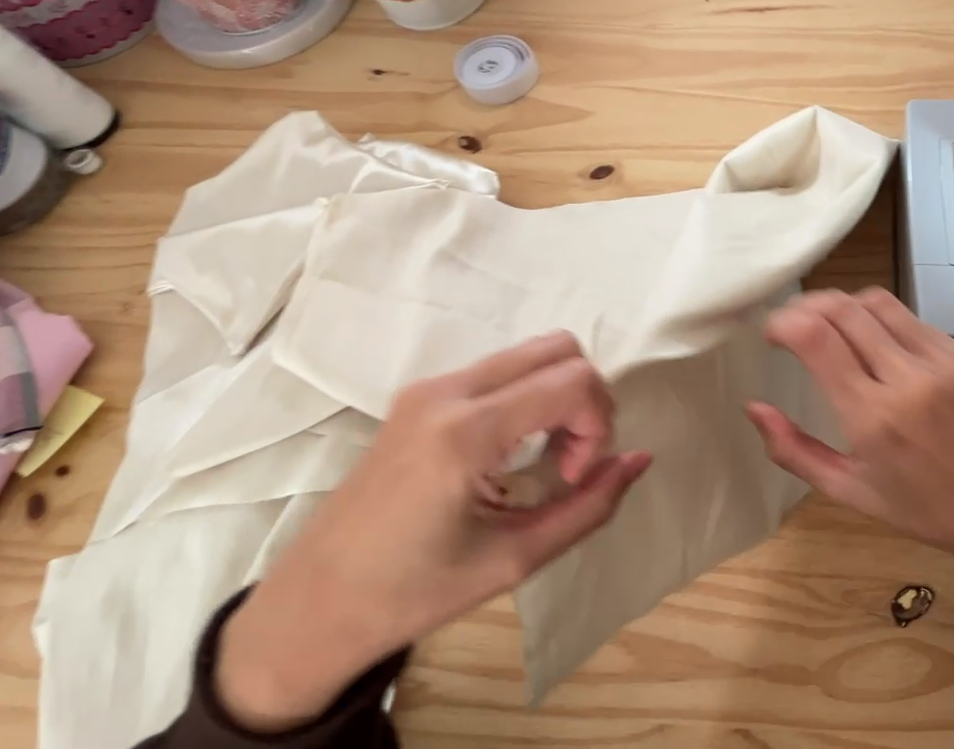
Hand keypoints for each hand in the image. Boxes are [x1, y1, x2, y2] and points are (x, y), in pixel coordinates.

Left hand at [216, 333, 650, 731]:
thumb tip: (641, 458)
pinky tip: (517, 451)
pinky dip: (532, 396)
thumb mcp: (514, 561)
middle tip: (573, 462)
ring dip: (561, 395)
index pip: (573, 381)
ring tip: (547, 458)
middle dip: (587, 400)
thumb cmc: (412, 594)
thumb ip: (589, 507)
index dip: (598, 425)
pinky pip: (503, 370)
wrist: (313, 605)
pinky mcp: (422, 395)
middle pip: (560, 348)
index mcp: (464, 434)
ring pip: (533, 353)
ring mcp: (430, 387)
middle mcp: (447, 392)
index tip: (576, 479)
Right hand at [746, 288, 953, 599]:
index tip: (770, 334)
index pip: (816, 338)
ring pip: (875, 301)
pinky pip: (907, 317)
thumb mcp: (851, 492)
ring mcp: (939, 358)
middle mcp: (906, 377)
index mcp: (873, 417)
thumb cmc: (926, 510)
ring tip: (824, 325)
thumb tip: (754, 407)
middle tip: (790, 325)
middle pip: (842, 308)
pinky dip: (876, 318)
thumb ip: (794, 451)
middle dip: (806, 306)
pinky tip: (869, 340)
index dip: (783, 322)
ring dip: (840, 304)